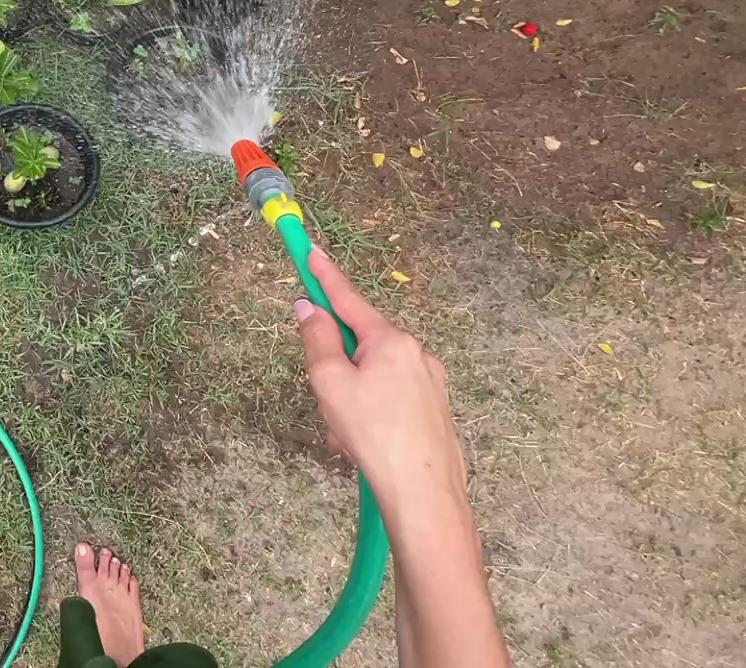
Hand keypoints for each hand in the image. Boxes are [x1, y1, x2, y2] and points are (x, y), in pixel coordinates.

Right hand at [293, 248, 467, 530]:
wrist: (425, 495)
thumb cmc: (371, 432)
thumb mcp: (329, 380)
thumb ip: (316, 339)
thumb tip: (309, 308)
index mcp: (391, 341)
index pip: (348, 299)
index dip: (324, 275)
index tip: (311, 250)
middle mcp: (416, 353)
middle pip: (358, 341)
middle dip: (333, 363)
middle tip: (324, 396)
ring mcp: (431, 382)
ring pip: (371, 372)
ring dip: (349, 392)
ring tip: (343, 429)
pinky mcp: (436, 409)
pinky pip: (389, 394)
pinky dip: (367, 407)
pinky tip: (361, 439)